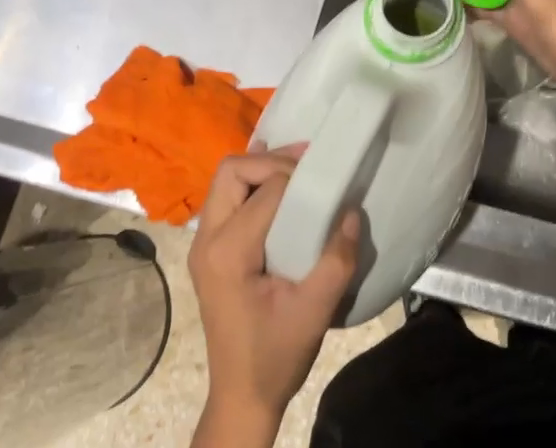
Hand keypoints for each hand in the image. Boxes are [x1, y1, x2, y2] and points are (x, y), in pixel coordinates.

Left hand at [190, 148, 360, 444]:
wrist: (243, 393)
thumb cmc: (276, 354)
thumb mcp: (315, 310)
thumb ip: (337, 260)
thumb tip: (352, 212)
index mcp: (227, 252)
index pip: (265, 190)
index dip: (299, 181)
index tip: (330, 187)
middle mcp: (207, 240)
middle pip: (232, 172)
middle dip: (272, 161)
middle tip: (311, 168)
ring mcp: (204, 245)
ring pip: (226, 181)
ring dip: (262, 170)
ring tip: (301, 173)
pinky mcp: (211, 251)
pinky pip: (228, 199)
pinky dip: (254, 186)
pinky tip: (281, 187)